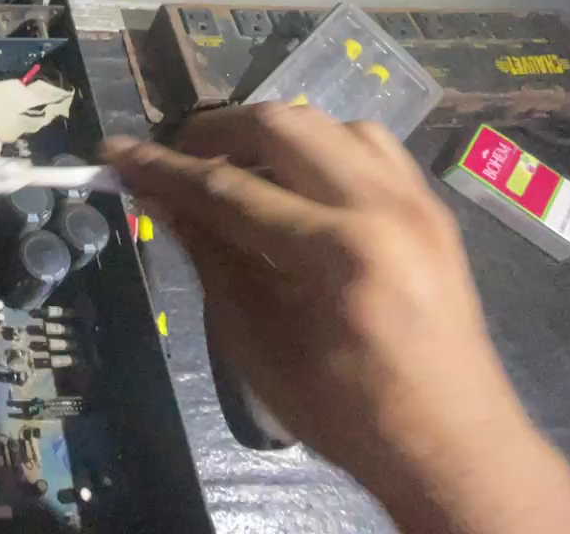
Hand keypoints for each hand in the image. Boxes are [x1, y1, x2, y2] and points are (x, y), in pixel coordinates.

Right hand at [103, 105, 569, 531]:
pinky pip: (363, 142)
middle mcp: (382, 208)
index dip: (161, 168)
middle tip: (175, 160)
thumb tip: (156, 194)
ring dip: (264, 134)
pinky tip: (292, 176)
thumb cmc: (342, 408)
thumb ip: (206, 250)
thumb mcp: (252, 336)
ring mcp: (415, 200)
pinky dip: (314, 144)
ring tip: (232, 168)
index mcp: (337, 254)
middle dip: (211, 133)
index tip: (114, 151)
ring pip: (321, 122)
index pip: (225, 188)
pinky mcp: (428, 204)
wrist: (455, 448)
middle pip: (277, 125)